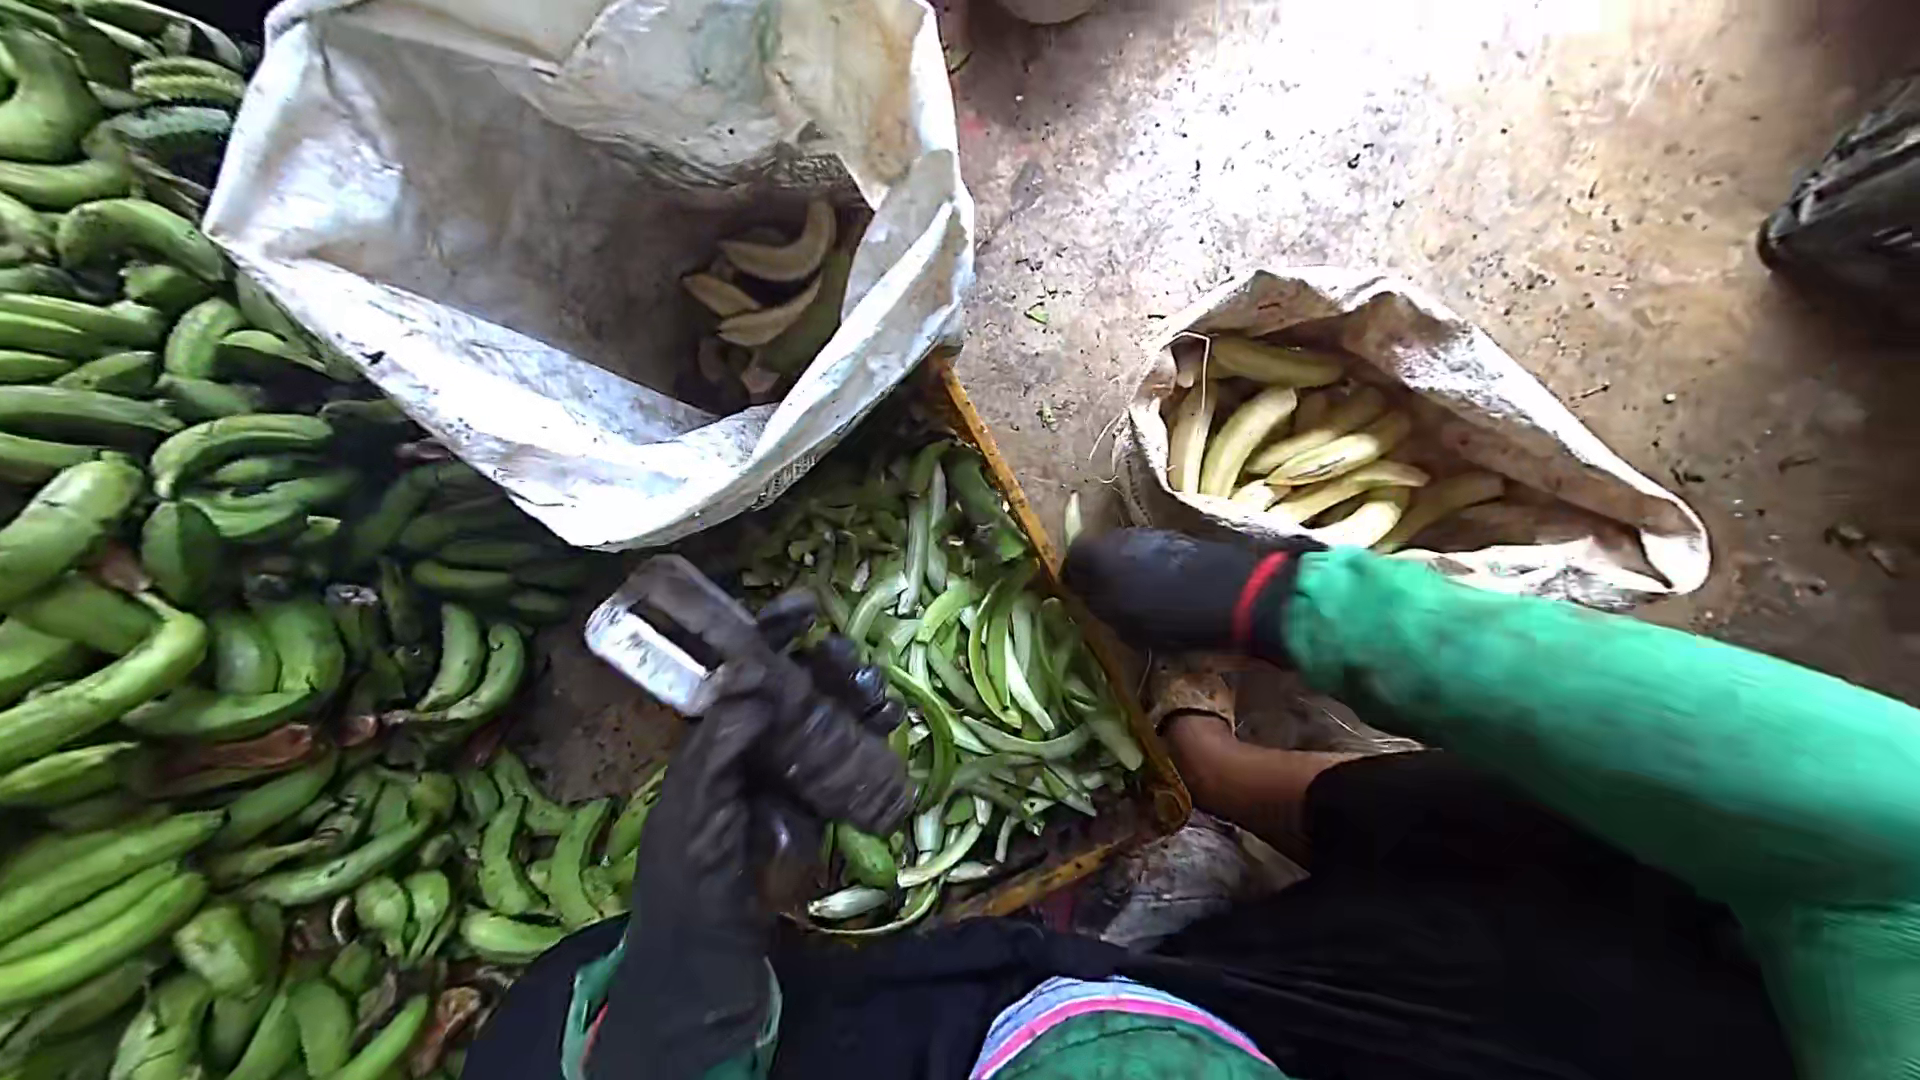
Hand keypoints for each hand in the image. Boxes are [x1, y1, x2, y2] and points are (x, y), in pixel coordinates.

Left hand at [590, 593, 910, 1079]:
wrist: (717, 945)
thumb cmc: (690, 874)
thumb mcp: (692, 813)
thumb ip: (716, 752)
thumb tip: (748, 687)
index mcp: (719, 730)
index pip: (747, 666)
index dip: (772, 632)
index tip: (803, 607)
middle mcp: (761, 735)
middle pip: (801, 678)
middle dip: (829, 659)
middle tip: (848, 659)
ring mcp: (796, 759)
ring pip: (835, 705)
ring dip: (859, 689)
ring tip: (876, 695)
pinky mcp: (827, 785)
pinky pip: (856, 744)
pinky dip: (877, 727)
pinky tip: (891, 721)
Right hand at [1062, 528, 1322, 661]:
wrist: (1235, 595)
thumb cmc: (1168, 614)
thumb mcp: (1120, 620)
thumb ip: (1094, 603)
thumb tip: (1080, 593)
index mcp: (1097, 553)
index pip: (1071, 561)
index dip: (1073, 582)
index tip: (1080, 602)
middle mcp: (1120, 535)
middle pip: (1099, 553)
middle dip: (1099, 574)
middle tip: (1107, 603)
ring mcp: (1152, 535)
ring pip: (1126, 554)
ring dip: (1126, 573)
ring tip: (1138, 601)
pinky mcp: (1179, 541)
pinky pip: (1152, 557)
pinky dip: (1151, 573)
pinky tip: (1165, 594)